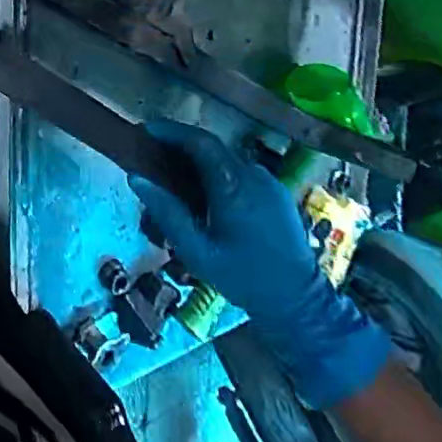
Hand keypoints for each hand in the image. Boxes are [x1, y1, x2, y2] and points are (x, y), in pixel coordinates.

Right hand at [129, 120, 389, 408]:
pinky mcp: (275, 201)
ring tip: (168, 177)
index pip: (198, 143)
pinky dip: (212, 174)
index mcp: (236, 185)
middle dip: (177, 147)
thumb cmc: (248, 281)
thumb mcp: (198, 249)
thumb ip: (168, 210)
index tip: (142, 130)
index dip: (168, 132)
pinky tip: (197, 194)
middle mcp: (256, 179)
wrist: (304, 310)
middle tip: (148, 155)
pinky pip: (237, 175)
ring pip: (224, 160)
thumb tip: (137, 178)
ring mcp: (269, 190)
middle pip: (210, 148)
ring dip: (195, 162)